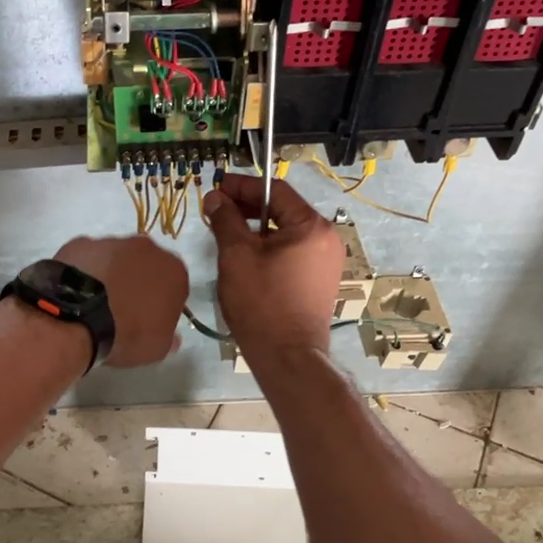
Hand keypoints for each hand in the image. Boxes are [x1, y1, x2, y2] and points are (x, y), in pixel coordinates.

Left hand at [53, 235, 187, 367]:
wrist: (77, 318)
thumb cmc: (127, 334)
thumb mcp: (157, 348)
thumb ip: (168, 337)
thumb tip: (172, 337)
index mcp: (173, 271)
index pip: (174, 287)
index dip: (161, 304)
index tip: (149, 320)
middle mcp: (146, 248)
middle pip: (146, 265)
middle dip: (137, 282)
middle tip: (122, 309)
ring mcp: (111, 241)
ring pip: (115, 258)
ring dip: (110, 274)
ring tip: (95, 302)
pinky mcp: (80, 242)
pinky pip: (87, 258)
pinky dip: (84, 271)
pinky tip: (75, 292)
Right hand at [202, 175, 343, 360]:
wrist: (287, 356)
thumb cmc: (261, 303)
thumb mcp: (236, 256)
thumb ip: (226, 220)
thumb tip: (215, 197)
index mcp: (311, 226)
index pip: (276, 190)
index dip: (243, 186)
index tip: (216, 187)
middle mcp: (327, 239)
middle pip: (283, 210)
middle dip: (248, 207)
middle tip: (217, 211)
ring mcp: (327, 262)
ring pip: (286, 232)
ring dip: (257, 229)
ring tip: (227, 234)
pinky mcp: (320, 281)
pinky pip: (293, 252)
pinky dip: (269, 248)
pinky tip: (246, 258)